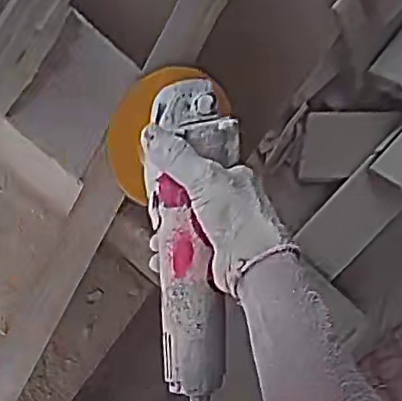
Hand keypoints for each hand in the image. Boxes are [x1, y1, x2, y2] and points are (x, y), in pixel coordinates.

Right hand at [141, 125, 291, 293]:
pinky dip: (171, 258)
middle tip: (156, 212)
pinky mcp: (213, 259)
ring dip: (167, 235)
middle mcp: (230, 206)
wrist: (250, 265)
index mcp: (234, 179)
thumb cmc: (240, 219)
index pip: (202, 167)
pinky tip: (162, 259)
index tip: (160, 177)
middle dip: (168, 209)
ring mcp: (222, 234)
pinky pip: (186, 256)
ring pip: (186, 230)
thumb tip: (151, 135)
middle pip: (189, 202)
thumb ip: (176, 157)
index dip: (178, 171)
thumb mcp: (204, 178)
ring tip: (157, 240)